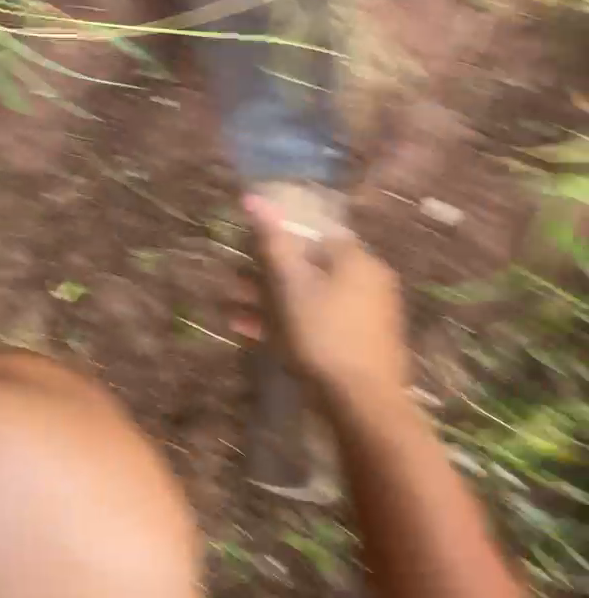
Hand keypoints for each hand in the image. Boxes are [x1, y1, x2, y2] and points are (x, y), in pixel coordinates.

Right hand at [245, 195, 409, 402]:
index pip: (312, 233)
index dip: (276, 237)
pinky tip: (248, 329)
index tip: (244, 249)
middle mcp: (367, 281)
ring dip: (265, 297)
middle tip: (231, 281)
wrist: (359, 400)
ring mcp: (364, 312)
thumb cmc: (320, 331)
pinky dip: (282, 319)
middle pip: (306, 263)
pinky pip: (313, 316)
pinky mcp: (356, 338)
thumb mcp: (288, 282)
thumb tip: (254, 197)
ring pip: (305, 292)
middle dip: (263, 272)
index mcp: (356, 262)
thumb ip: (272, 240)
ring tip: (230, 308)